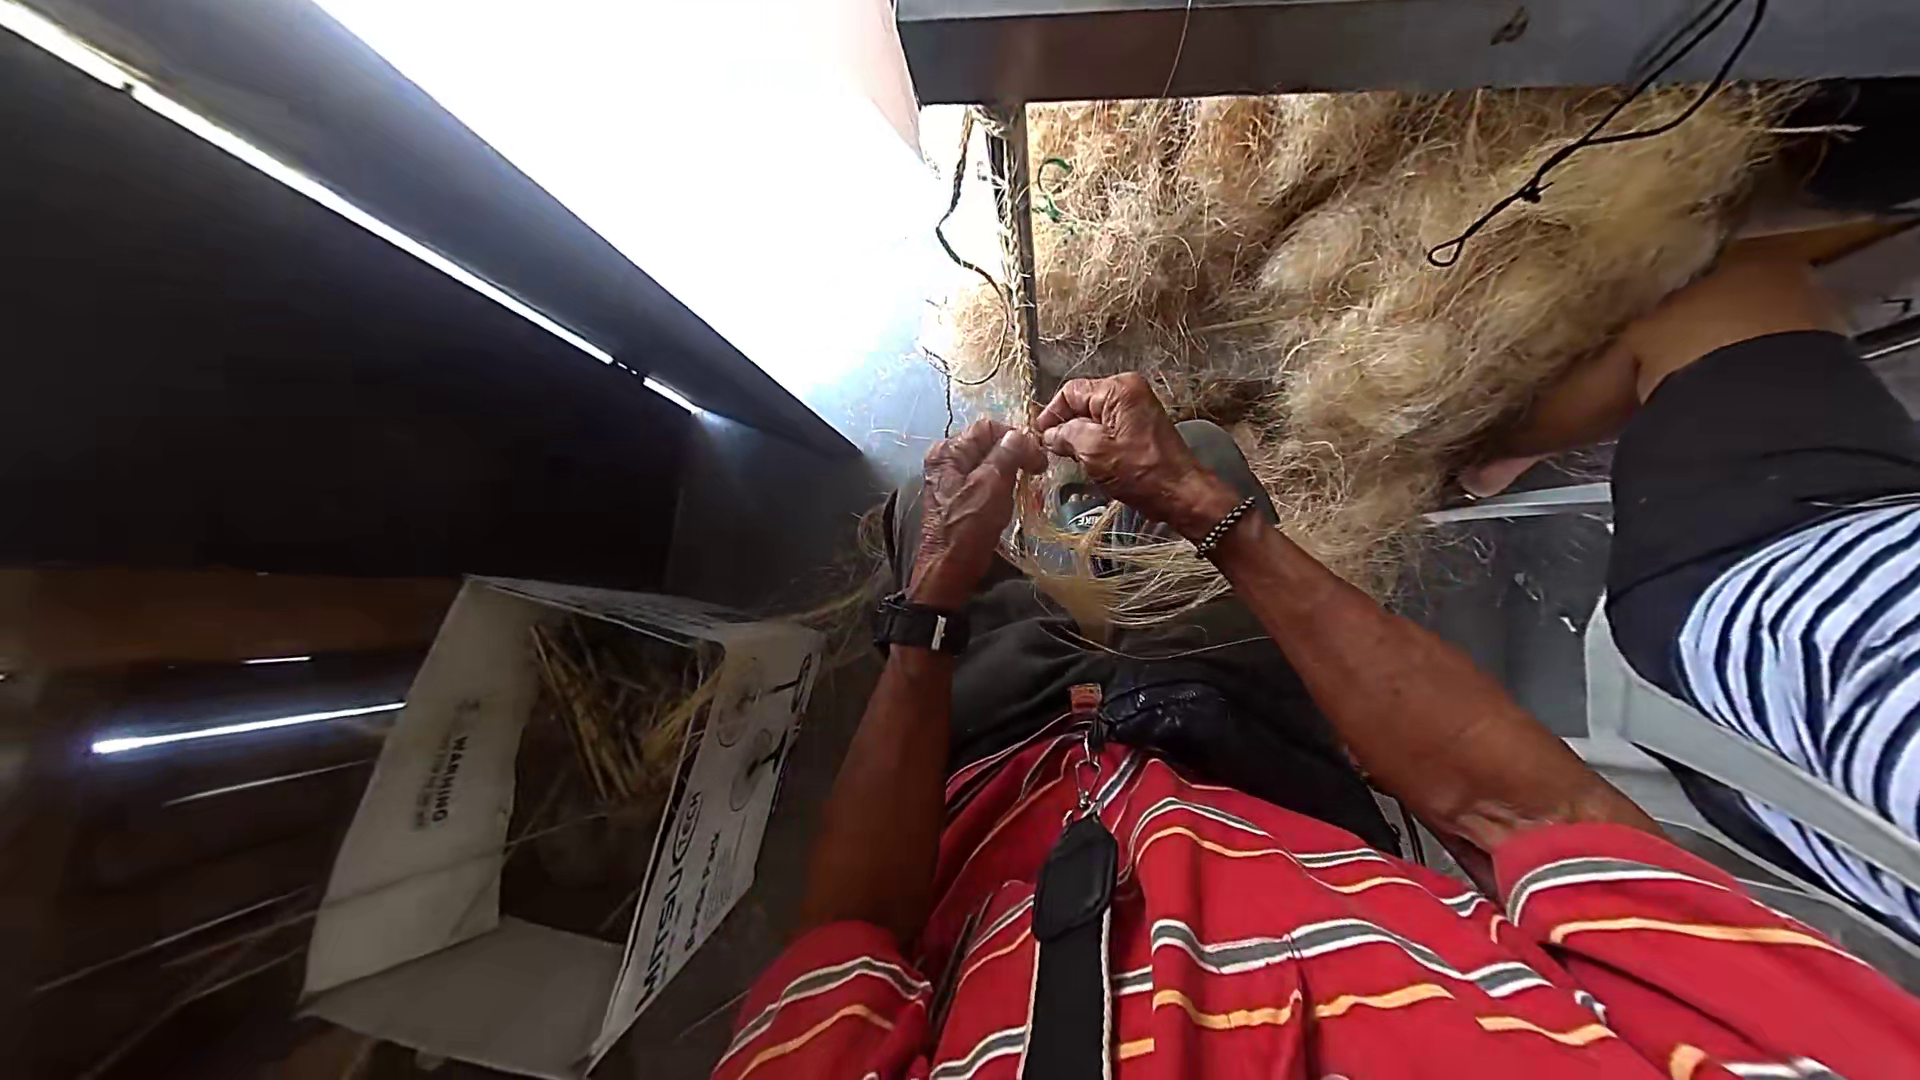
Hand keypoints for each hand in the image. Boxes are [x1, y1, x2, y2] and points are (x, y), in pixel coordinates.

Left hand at [911, 419, 1045, 608]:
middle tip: (1035, 473)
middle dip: (1015, 456)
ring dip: (1011, 473)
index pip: (988, 427)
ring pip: (990, 465)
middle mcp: (947, 461)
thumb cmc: (968, 528)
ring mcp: (953, 481)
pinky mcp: (961, 500)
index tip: (1036, 459)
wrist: (949, 569)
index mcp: (948, 452)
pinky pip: (987, 483)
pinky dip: (1003, 488)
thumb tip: (1020, 435)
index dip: (1016, 438)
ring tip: (1026, 488)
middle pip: (989, 445)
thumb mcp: (990, 486)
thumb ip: (1006, 454)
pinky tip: (1012, 499)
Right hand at [1034, 374, 1238, 539]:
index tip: (1039, 438)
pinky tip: (1089, 459)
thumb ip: (1066, 435)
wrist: (1179, 493)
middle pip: (1082, 403)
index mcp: (1118, 389)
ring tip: (1069, 458)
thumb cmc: (1138, 471)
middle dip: (1065, 426)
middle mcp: (1128, 390)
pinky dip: (1094, 441)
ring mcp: (1136, 408)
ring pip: (1093, 417)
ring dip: (1078, 436)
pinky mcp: (1140, 426)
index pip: (1070, 392)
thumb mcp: (1093, 450)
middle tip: (1052, 451)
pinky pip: (1107, 427)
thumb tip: (1049, 435)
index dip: (1051, 414)